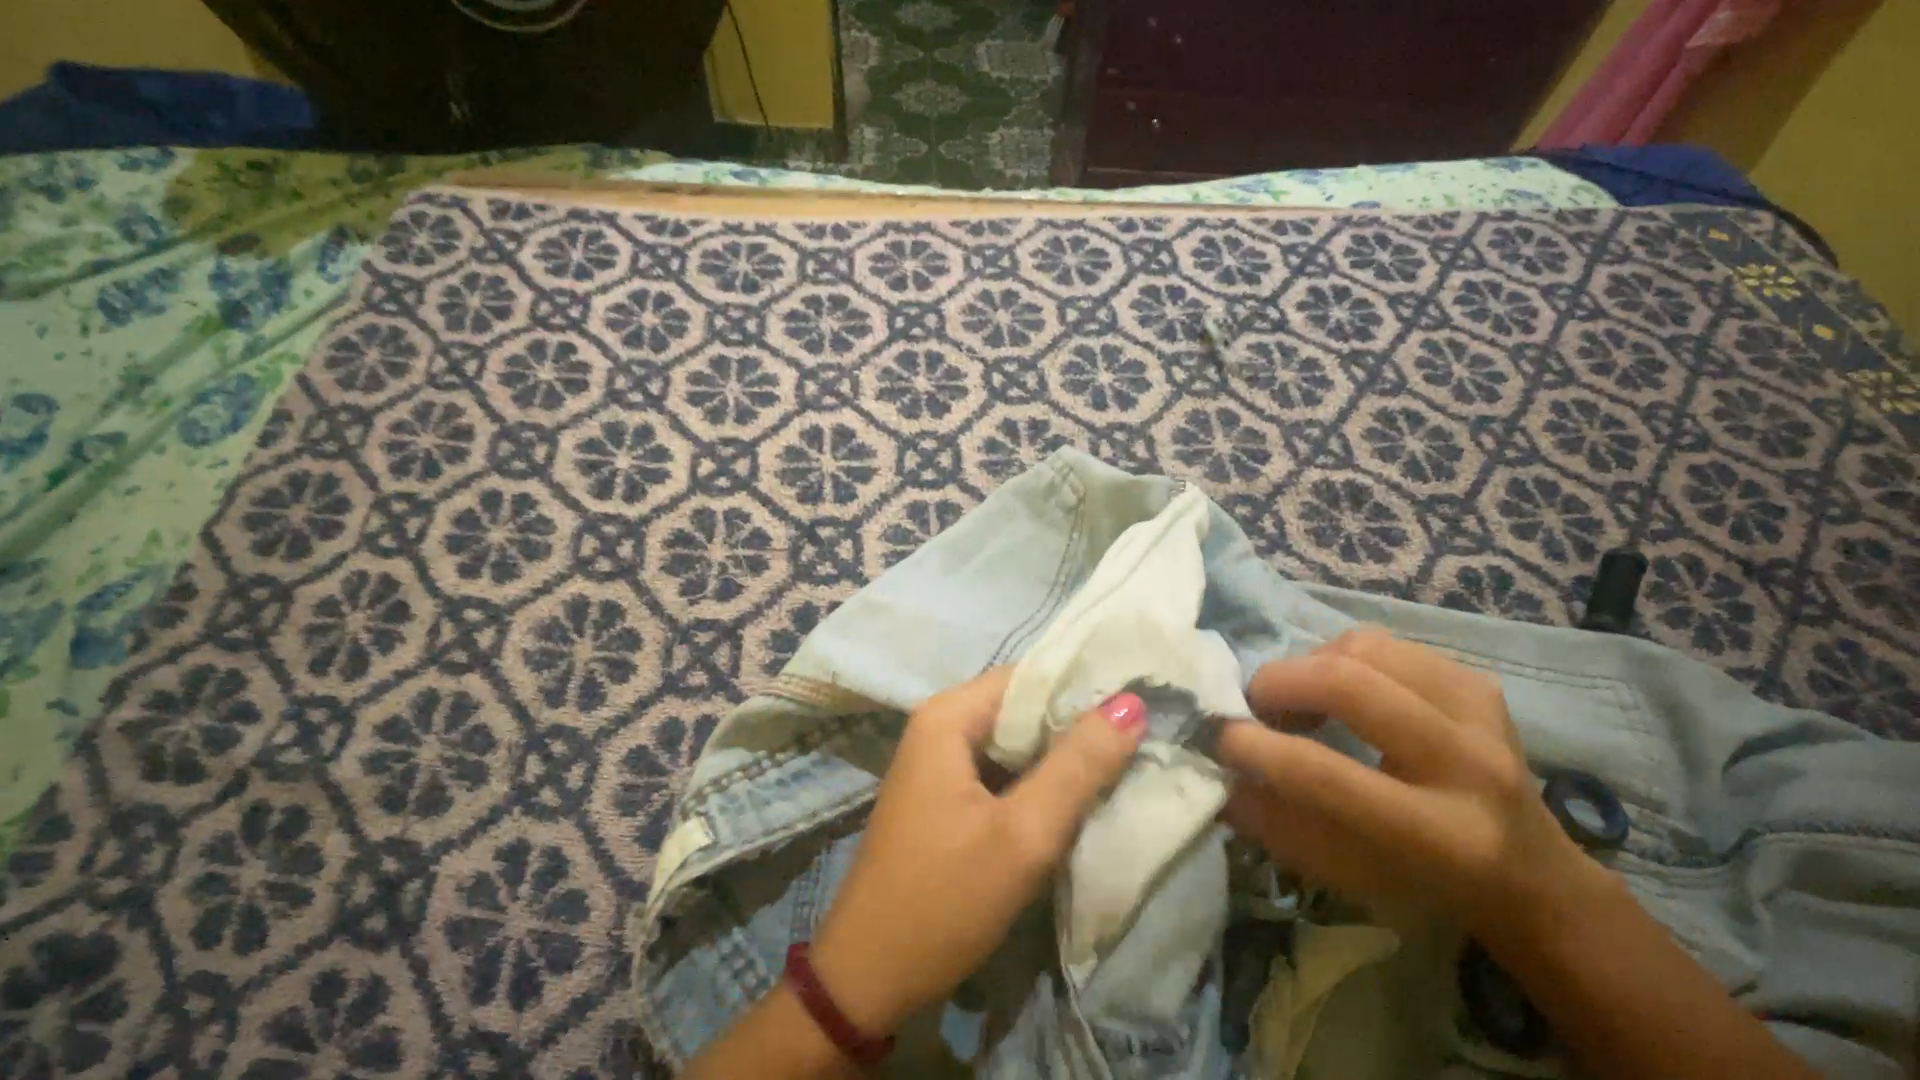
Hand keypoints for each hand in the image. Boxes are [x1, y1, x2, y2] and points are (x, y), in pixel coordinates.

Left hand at [807, 668, 1147, 1034]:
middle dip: (1080, 722)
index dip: (1088, 685)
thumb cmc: (945, 899)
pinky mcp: (947, 799)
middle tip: (1149, 735)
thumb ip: (1078, 766)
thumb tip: (1131, 703)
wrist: (870, 975)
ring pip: (1017, 743)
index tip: (1148, 700)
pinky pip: (1004, 772)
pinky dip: (1041, 781)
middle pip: (1024, 707)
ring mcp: (940, 765)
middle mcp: (940, 727)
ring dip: (1065, 755)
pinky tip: (1084, 797)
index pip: (1031, 676)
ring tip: (1131, 761)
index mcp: (948, 717)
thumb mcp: (1023, 835)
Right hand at [1216, 629, 1602, 939]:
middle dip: (1280, 683)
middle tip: (1252, 705)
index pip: (1327, 774)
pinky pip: (1390, 644)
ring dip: (1311, 664)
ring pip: (1368, 648)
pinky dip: (1344, 658)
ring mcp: (1483, 714)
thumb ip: (1276, 824)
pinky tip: (1338, 690)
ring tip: (1296, 698)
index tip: (1218, 738)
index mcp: (1437, 833)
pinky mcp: (1480, 683)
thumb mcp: (1344, 875)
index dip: (1258, 749)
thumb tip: (1219, 772)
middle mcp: (1469, 765)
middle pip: (1353, 685)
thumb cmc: (1423, 885)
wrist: (1527, 874)